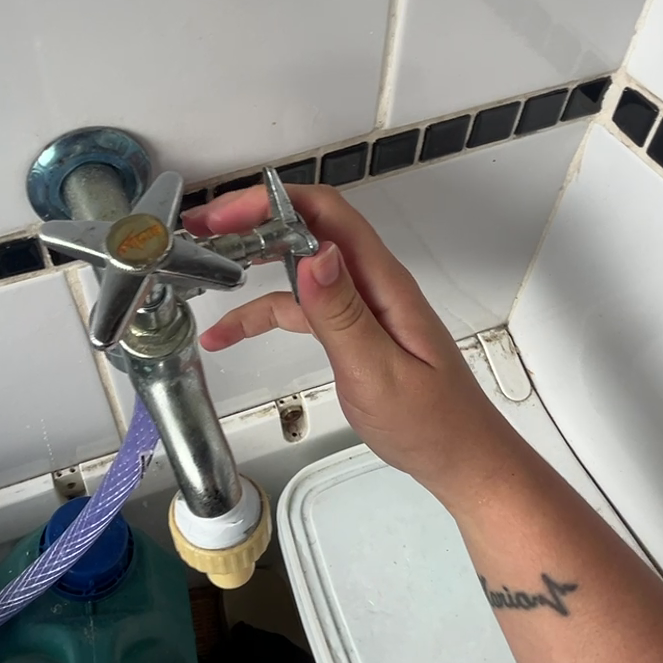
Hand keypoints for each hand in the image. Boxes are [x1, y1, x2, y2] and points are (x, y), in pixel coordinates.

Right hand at [181, 183, 519, 502]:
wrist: (459, 459)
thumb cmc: (430, 423)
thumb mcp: (380, 371)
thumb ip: (343, 313)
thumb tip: (315, 253)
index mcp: (381, 282)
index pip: (325, 214)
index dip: (272, 202)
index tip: (225, 214)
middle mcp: (369, 282)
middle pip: (306, 228)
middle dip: (252, 220)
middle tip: (202, 227)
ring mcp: (358, 304)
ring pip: (297, 265)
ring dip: (251, 260)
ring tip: (204, 263)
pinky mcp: (348, 328)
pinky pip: (298, 309)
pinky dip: (260, 313)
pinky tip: (227, 333)